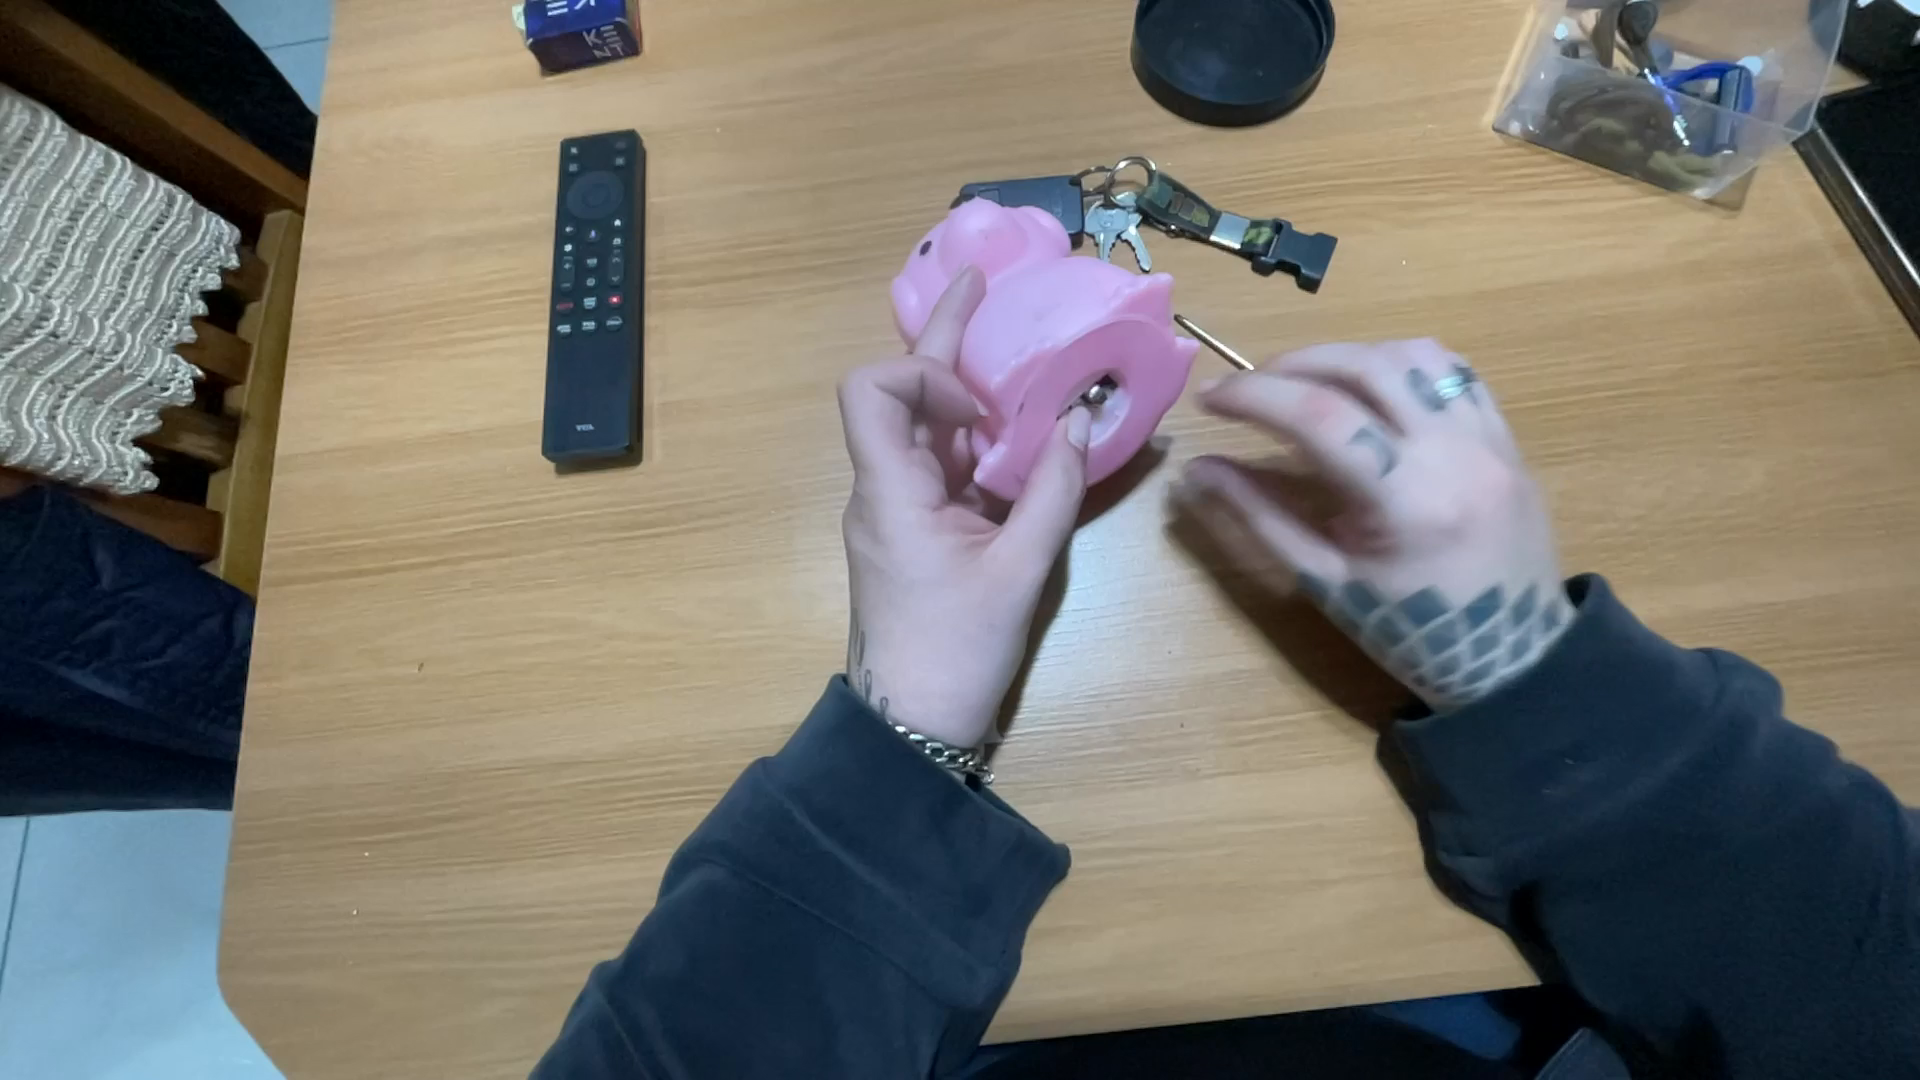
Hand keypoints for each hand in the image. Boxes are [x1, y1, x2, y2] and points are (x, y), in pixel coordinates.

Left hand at [839, 267, 1091, 747]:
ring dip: (962, 391)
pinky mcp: (912, 529)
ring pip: (919, 429)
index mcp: (890, 492)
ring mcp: (894, 509)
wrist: (913, 721)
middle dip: (943, 339)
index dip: (922, 374)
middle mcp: (882, 488)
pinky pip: (936, 466)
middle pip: (898, 394)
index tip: (979, 409)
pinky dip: (972, 441)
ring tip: (1010, 349)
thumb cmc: (958, 650)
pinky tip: (1014, 433)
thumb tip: (1080, 425)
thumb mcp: (1020, 572)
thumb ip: (1053, 495)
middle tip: (981, 284)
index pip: (870, 389)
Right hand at [1172, 340, 1572, 711]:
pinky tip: (1362, 383)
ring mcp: (1490, 438)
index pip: (1319, 417)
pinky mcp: (1506, 436)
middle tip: (1244, 386)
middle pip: (1365, 368)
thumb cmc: (1404, 630)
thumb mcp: (1321, 579)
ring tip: (1299, 381)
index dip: (1253, 397)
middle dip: (1290, 365)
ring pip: (1412, 356)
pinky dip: (1395, 363)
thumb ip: (1258, 516)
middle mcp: (1455, 453)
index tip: (1207, 400)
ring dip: (1343, 356)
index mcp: (1405, 501)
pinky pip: (1452, 371)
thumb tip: (1196, 471)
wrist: (1511, 658)